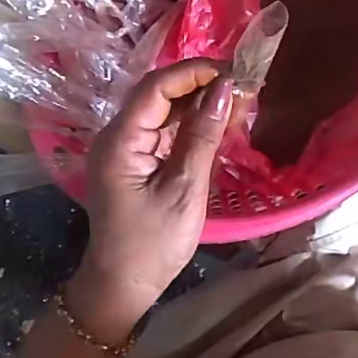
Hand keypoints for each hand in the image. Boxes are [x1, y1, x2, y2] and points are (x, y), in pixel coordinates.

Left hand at [70, 59, 234, 342]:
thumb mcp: (185, 190)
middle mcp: (115, 135)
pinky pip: (161, 130)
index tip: (233, 72)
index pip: (155, 87)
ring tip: (236, 102)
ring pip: (161, 110)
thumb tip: (224, 90)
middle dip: (199, 85)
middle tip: (242, 87)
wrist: (122, 285)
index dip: (193, 72)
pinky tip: (216, 124)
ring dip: (197, 103)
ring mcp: (122, 147)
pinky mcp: (132, 159)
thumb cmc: (153, 244)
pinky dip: (188, 124)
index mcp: (120, 140)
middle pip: (157, 94)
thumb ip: (203, 137)